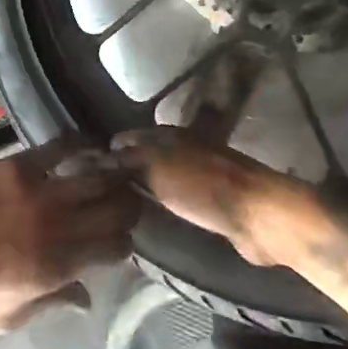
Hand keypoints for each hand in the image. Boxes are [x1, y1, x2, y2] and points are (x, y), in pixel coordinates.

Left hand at [0, 143, 137, 331]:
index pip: (112, 248)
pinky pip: (60, 148)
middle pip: (112, 209)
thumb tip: (86, 298)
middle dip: (128, 205)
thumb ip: (51, 305)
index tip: (123, 238)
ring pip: (95, 177)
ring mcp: (40, 191)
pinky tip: (92, 143)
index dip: (124, 242)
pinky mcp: (18, 165)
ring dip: (114, 174)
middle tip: (129, 200)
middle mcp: (58, 226)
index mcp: (56, 266)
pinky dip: (80, 144)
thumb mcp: (6, 317)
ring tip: (121, 169)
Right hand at [110, 127, 314, 266]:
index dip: (112, 150)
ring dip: (150, 184)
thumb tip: (104, 155)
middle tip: (104, 189)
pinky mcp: (217, 200)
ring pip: (167, 175)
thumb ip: (130, 159)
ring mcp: (204, 173)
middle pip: (150, 154)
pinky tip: (157, 214)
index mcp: (171, 134)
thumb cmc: (202, 186)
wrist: (257, 214)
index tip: (90, 168)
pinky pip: (182, 197)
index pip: (132, 137)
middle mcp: (187, 147)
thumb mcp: (157, 166)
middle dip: (130, 166)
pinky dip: (168, 201)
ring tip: (125, 203)